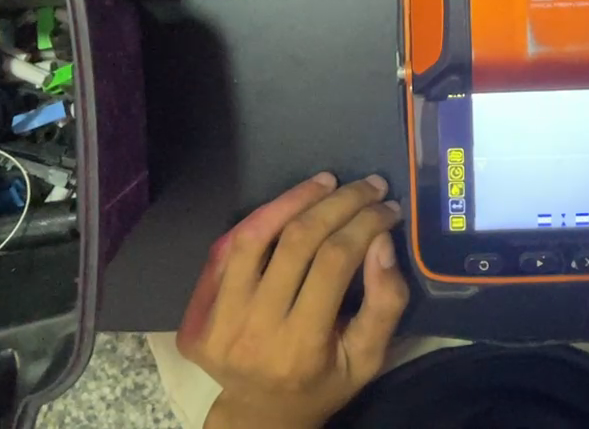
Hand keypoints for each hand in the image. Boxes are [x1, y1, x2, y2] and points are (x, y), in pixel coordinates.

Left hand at [176, 172, 409, 428]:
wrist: (260, 416)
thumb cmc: (322, 383)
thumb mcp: (367, 359)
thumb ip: (384, 303)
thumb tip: (383, 240)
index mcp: (300, 349)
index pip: (334, 261)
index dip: (365, 223)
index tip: (389, 207)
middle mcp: (253, 332)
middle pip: (297, 240)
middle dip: (340, 203)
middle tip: (369, 185)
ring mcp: (218, 321)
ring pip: (255, 236)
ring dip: (295, 198)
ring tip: (327, 181)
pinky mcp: (199, 312)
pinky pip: (227, 248)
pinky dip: (261, 217)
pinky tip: (291, 201)